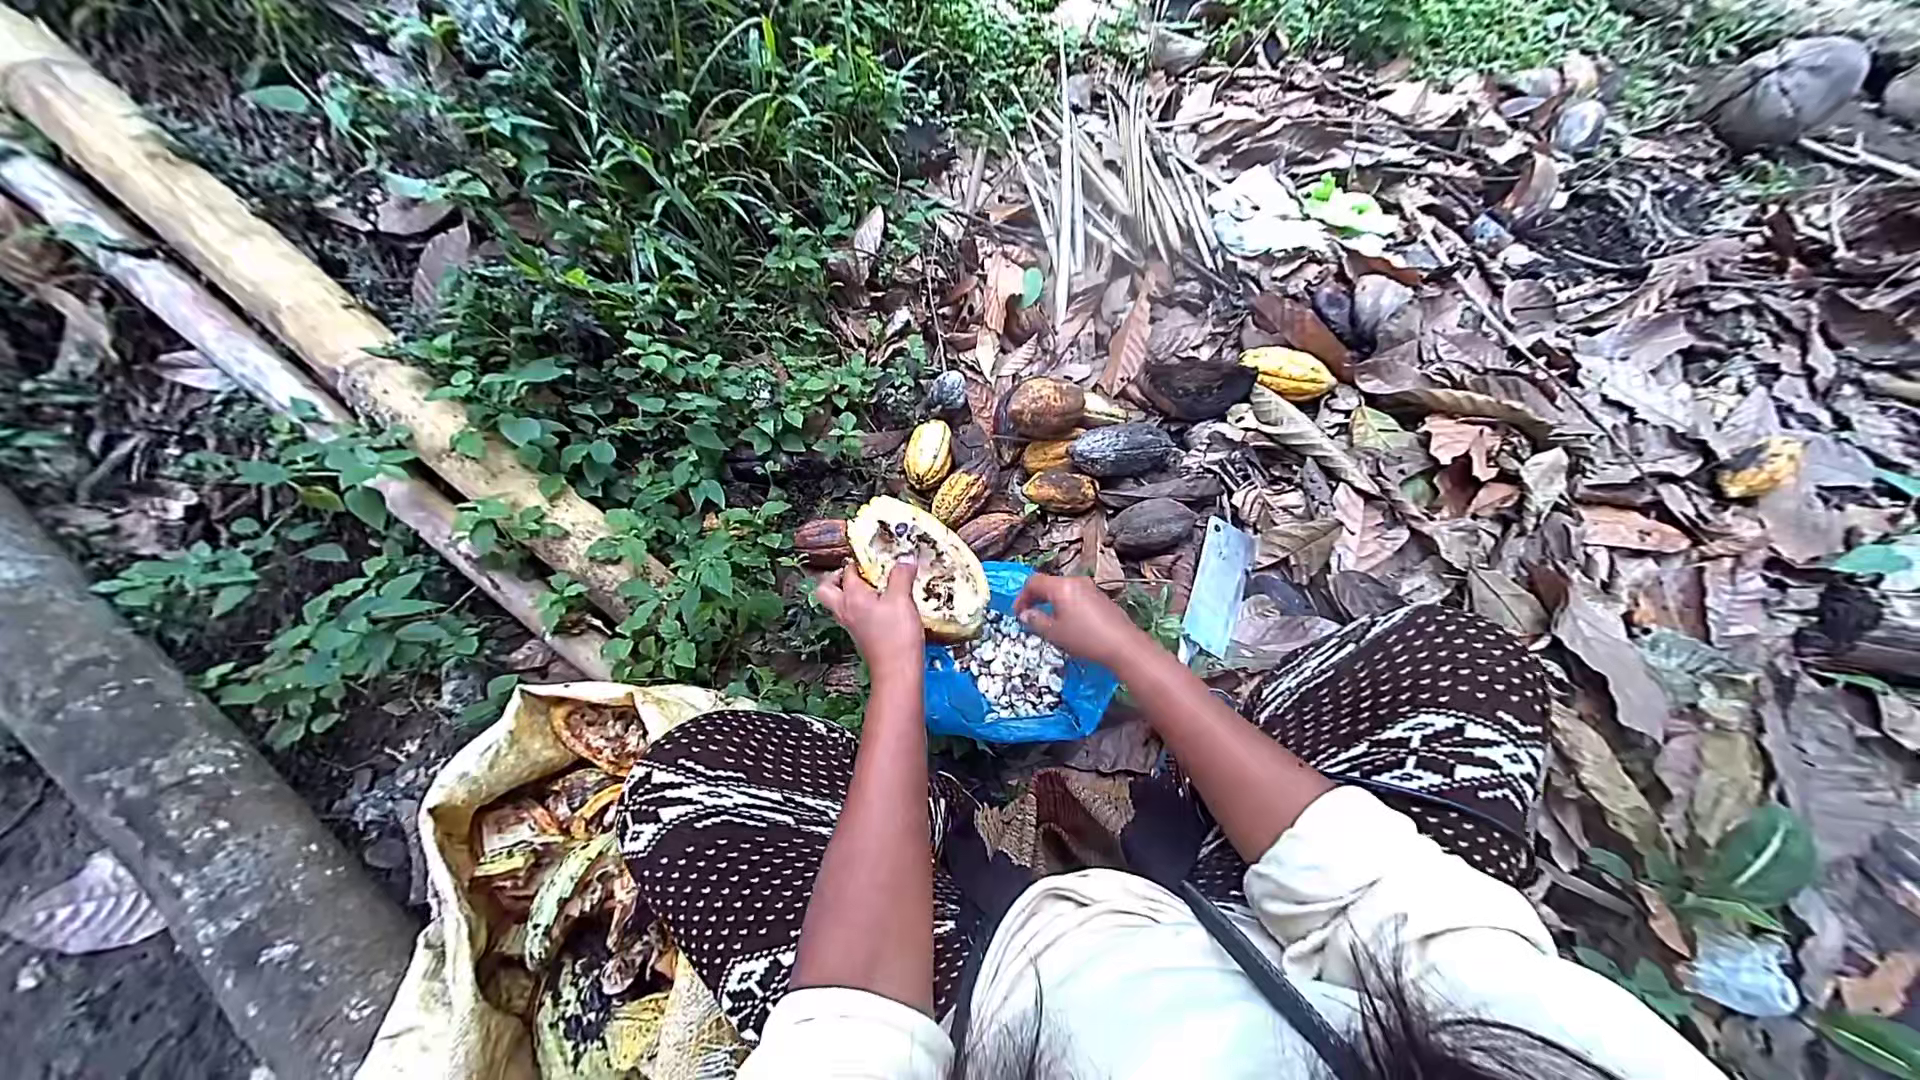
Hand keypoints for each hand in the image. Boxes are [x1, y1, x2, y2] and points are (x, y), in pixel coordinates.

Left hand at [816, 560, 923, 686]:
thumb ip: (902, 575)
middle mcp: (846, 610)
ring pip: (839, 602)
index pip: (847, 570)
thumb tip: (905, 558)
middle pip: (827, 589)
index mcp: (852, 597)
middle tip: (859, 571)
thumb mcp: (902, 599)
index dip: (859, 560)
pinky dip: (863, 606)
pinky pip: (853, 614)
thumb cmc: (896, 637)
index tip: (874, 554)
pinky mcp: (861, 635)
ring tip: (874, 585)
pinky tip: (883, 605)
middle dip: (838, 577)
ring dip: (851, 592)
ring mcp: (851, 625)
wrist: (897, 672)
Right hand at [1013, 573, 1150, 668]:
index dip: (1022, 597)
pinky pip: (1076, 595)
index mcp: (1061, 586)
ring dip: (1051, 602)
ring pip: (1063, 590)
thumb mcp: (1054, 633)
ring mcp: (1091, 588)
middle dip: (1036, 599)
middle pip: (1049, 584)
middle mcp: (1076, 581)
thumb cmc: (1086, 639)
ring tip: (1048, 621)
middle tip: (1029, 616)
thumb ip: (1036, 621)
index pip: (1033, 582)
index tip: (1018, 613)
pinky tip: (1069, 623)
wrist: (1124, 646)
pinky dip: (1066, 605)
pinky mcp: (1101, 597)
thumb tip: (1026, 614)